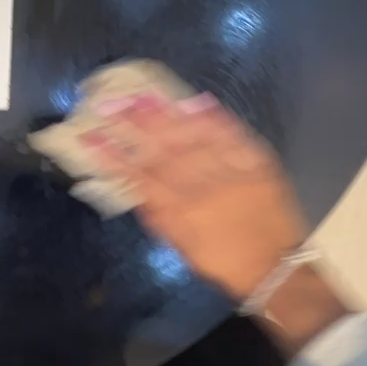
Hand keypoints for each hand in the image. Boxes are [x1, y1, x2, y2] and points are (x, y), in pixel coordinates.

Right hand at [86, 92, 310, 300]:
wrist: (275, 270)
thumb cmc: (222, 262)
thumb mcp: (183, 247)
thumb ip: (160, 218)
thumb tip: (137, 191)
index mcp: (180, 212)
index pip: (138, 177)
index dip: (112, 156)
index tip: (91, 137)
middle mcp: (202, 189)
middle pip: (163, 151)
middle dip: (136, 125)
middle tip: (115, 102)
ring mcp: (232, 174)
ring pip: (194, 140)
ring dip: (168, 116)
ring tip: (146, 95)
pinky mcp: (259, 167)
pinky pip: (235, 139)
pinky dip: (216, 119)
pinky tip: (198, 101)